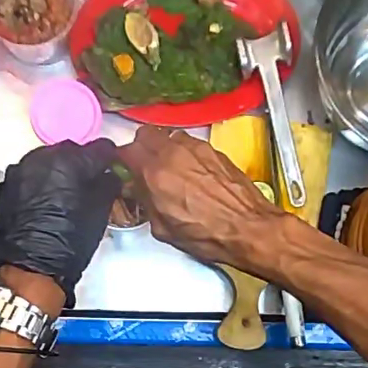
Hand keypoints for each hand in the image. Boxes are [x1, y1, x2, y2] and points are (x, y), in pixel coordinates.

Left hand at [0, 139, 122, 307]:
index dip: (110, 160)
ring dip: (59, 173)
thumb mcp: (99, 212)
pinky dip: (40, 184)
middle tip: (90, 186)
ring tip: (66, 196)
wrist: (27, 270)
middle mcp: (41, 158)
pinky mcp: (6, 186)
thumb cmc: (67, 244)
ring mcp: (20, 171)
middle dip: (82, 166)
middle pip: (70, 152)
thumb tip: (108, 175)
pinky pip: (30, 176)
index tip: (112, 170)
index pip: (100, 148)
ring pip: (47, 162)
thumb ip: (107, 184)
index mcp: (69, 160)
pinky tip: (46, 204)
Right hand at [116, 126, 287, 270]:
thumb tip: (140, 191)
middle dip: (141, 146)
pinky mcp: (214, 151)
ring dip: (164, 147)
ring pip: (169, 135)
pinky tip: (190, 171)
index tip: (120, 166)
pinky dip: (185, 152)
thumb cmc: (208, 233)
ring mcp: (196, 149)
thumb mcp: (162, 228)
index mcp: (155, 174)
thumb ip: (146, 202)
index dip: (120, 159)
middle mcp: (174, 155)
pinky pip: (191, 143)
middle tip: (142, 163)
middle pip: (146, 134)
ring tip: (168, 166)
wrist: (247, 229)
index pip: (126, 151)